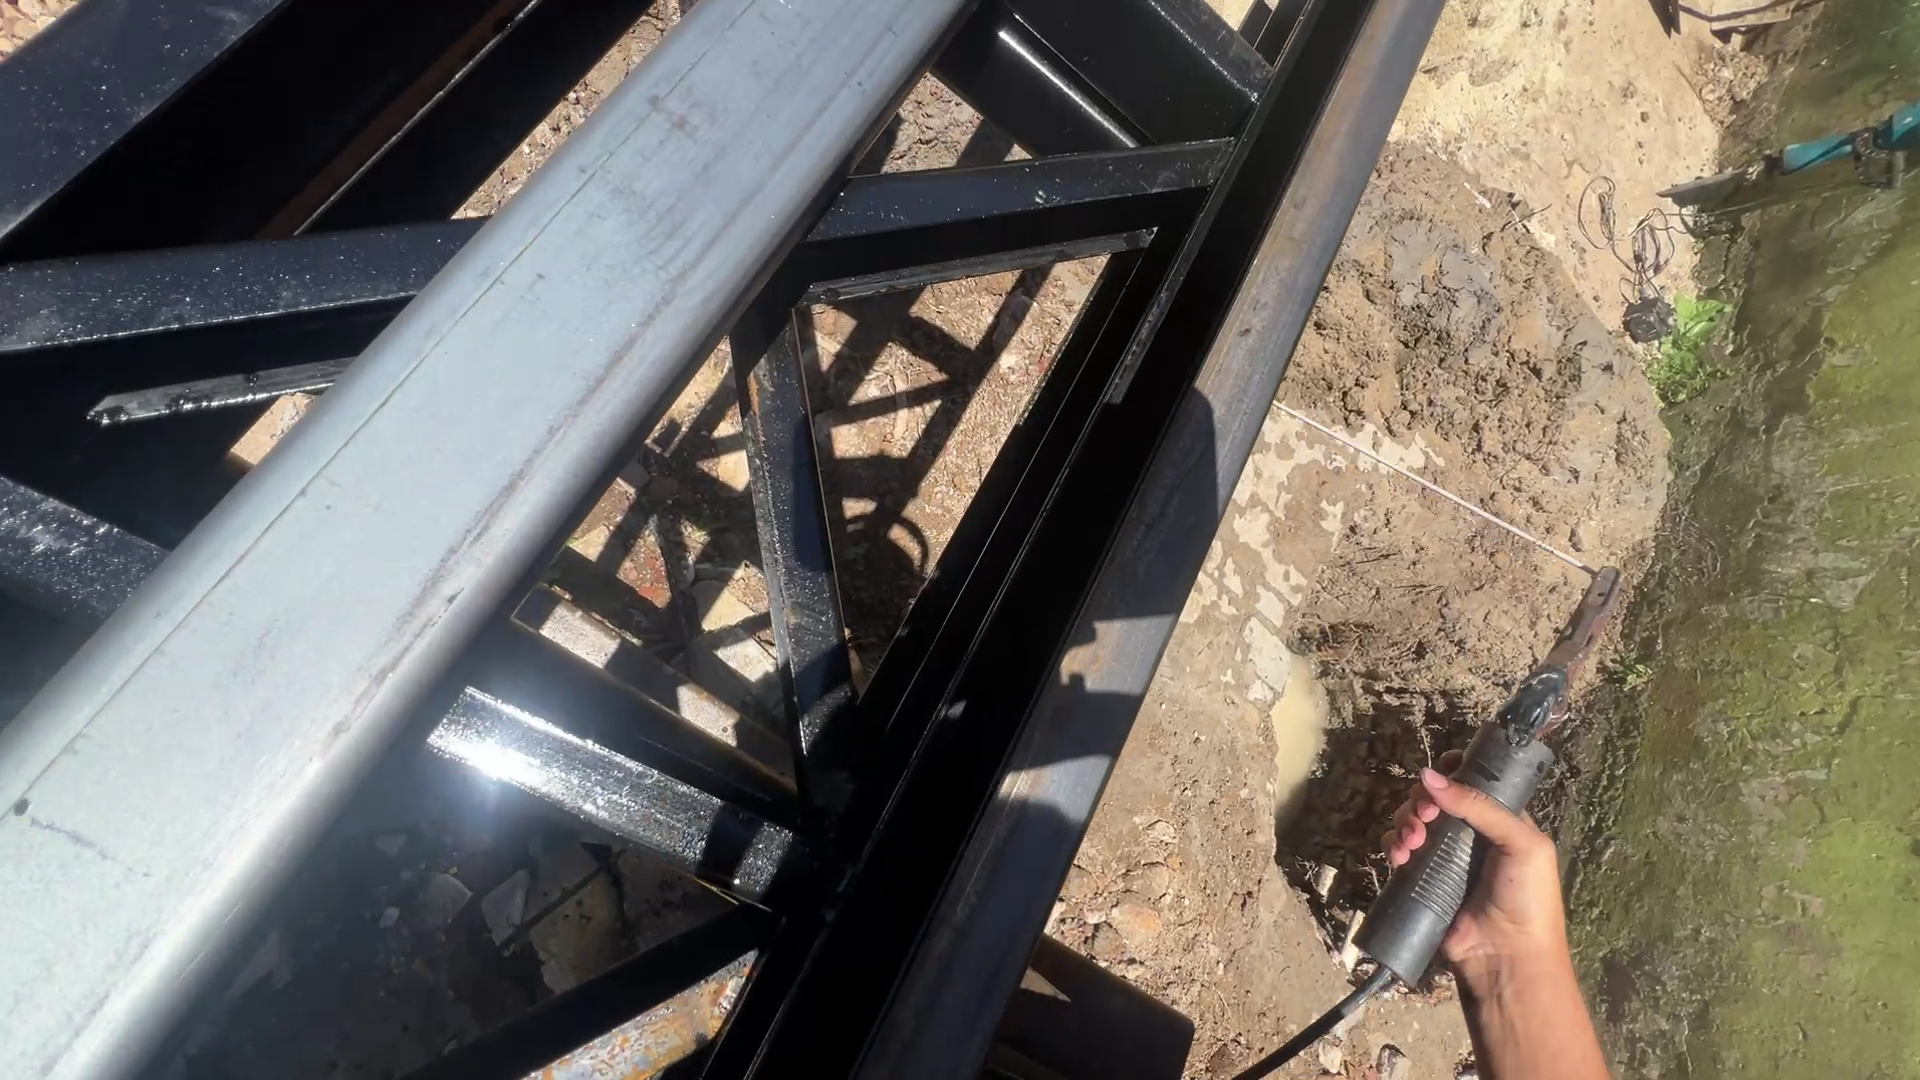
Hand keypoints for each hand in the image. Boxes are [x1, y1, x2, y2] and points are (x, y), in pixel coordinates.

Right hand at [1378, 749, 1567, 986]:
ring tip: (1411, 843)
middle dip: (1421, 800)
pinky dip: (1392, 845)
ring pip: (1411, 818)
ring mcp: (1442, 853)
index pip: (1471, 782)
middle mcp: (1469, 833)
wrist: (1506, 957)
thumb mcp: (1522, 846)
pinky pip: (1396, 846)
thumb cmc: (1527, 899)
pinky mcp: (1420, 874)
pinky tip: (1399, 857)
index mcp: (1499, 821)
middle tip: (1426, 817)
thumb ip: (1479, 806)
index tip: (1437, 773)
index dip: (1451, 771)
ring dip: (1404, 822)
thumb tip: (1427, 775)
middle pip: (1433, 797)